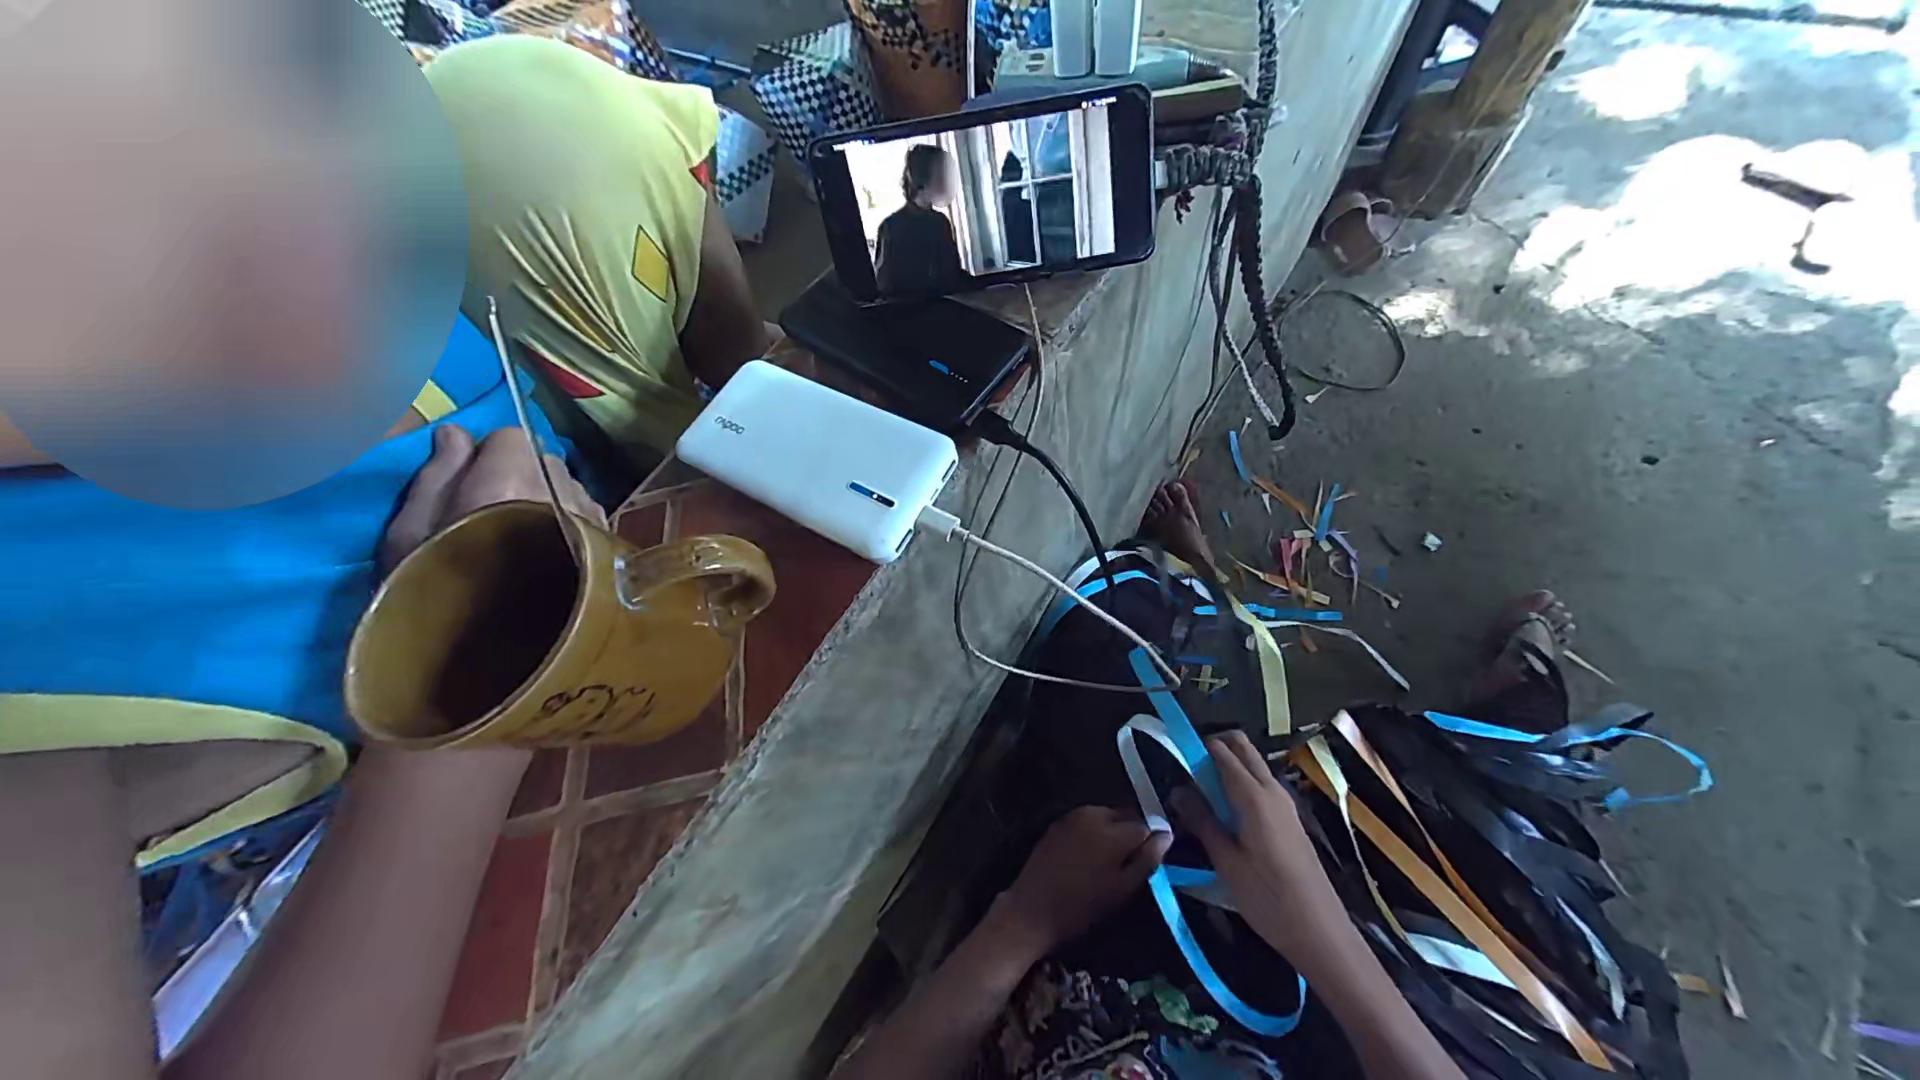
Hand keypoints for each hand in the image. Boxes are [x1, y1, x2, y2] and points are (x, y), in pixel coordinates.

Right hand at [380, 425, 605, 570]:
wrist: (512, 652)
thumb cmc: (441, 587)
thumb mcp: (411, 531)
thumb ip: (438, 474)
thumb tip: (456, 432)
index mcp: (514, 473)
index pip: (512, 437)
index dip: (490, 457)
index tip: (471, 486)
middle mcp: (564, 487)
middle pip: (546, 463)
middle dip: (523, 478)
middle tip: (496, 518)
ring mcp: (594, 515)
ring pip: (570, 492)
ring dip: (551, 504)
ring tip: (528, 544)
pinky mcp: (611, 542)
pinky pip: (588, 519)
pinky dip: (572, 527)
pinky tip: (556, 559)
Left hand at [992, 806, 1171, 959]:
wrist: (1032, 908)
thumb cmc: (1082, 906)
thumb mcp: (1122, 890)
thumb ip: (1147, 859)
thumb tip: (1166, 835)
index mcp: (1114, 830)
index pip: (1147, 824)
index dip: (1153, 840)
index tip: (1153, 858)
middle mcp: (1094, 813)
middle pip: (1125, 815)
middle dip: (1133, 833)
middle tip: (1131, 861)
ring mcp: (1073, 815)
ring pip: (1106, 816)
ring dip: (1113, 831)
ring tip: (1110, 861)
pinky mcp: (1058, 822)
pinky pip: (1086, 820)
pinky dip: (1094, 832)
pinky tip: (1089, 856)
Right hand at [1171, 732, 1348, 967]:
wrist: (1322, 934)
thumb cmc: (1268, 899)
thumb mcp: (1226, 862)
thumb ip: (1201, 821)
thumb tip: (1177, 790)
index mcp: (1254, 796)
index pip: (1221, 751)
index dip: (1195, 746)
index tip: (1173, 758)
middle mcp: (1272, 790)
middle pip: (1242, 747)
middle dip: (1214, 747)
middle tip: (1187, 770)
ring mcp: (1284, 804)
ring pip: (1253, 764)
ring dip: (1227, 766)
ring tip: (1200, 793)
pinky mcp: (1289, 819)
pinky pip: (1260, 784)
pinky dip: (1240, 783)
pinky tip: (1224, 813)